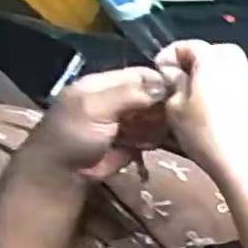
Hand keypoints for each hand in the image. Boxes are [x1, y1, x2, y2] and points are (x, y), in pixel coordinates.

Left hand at [23, 67, 170, 180]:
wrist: (64, 172)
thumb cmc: (73, 135)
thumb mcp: (95, 107)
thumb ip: (128, 94)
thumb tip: (165, 85)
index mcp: (108, 83)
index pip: (144, 75)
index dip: (164, 82)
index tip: (183, 96)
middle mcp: (122, 99)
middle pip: (155, 96)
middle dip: (165, 109)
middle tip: (170, 122)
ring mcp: (130, 121)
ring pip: (159, 117)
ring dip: (161, 127)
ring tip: (154, 136)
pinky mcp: (136, 140)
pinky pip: (156, 135)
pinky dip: (158, 140)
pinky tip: (152, 145)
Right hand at [154, 41, 247, 187]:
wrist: (241, 169)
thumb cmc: (203, 136)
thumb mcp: (174, 108)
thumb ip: (174, 83)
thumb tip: (175, 72)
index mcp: (214, 64)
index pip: (191, 45)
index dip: (172, 54)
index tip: (162, 70)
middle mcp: (242, 71)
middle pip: (225, 53)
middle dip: (208, 59)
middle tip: (192, 77)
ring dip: (237, 77)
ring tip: (222, 93)